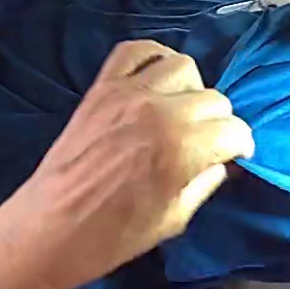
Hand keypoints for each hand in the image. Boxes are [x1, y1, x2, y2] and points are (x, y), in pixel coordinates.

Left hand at [0, 40, 253, 288]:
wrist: (49, 229)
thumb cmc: (111, 237)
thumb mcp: (172, 220)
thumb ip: (203, 184)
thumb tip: (220, 162)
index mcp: (182, 148)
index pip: (233, 130)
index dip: (240, 146)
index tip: (234, 157)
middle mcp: (159, 110)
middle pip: (214, 98)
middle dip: (219, 123)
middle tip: (207, 142)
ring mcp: (127, 93)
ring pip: (182, 66)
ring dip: (192, 89)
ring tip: (182, 112)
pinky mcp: (100, 88)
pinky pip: (135, 51)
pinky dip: (153, 58)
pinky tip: (155, 80)